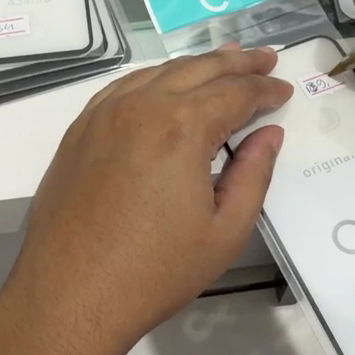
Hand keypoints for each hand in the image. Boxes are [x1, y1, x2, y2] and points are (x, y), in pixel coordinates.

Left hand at [0, 45, 291, 354]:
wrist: (70, 295)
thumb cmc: (154, 272)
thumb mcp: (225, 231)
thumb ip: (254, 174)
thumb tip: (269, 135)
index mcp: (183, 127)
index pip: (236, 93)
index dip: (265, 91)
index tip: (284, 91)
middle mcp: (142, 106)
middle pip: (198, 69)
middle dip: (237, 63)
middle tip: (265, 59)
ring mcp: (103, 114)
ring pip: (158, 72)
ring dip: (196, 65)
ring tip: (223, 63)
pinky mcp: (79, 130)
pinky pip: (123, 88)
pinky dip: (153, 79)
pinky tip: (165, 86)